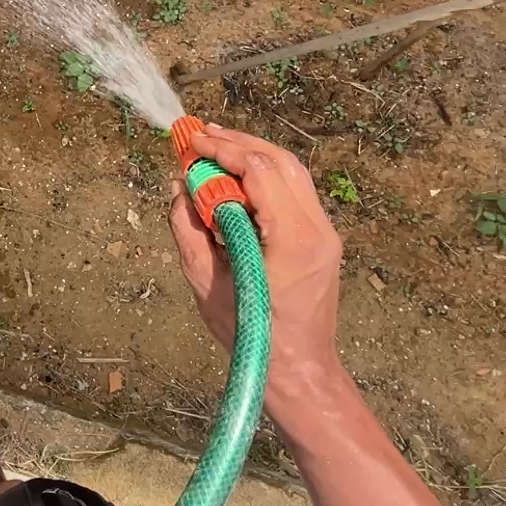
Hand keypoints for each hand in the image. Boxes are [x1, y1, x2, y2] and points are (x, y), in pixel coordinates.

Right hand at [169, 122, 345, 408]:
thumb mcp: (204, 280)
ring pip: (292, 172)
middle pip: (282, 162)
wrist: (299, 370)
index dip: (223, 150)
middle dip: (239, 142)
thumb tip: (178, 184)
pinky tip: (236, 173)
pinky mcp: (322, 239)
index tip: (190, 144)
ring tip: (215, 144)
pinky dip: (264, 174)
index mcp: (294, 240)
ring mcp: (327, 233)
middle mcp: (319, 229)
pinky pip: (294, 190)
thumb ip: (187, 228)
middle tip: (199, 135)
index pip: (261, 171)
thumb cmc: (249, 333)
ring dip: (253, 153)